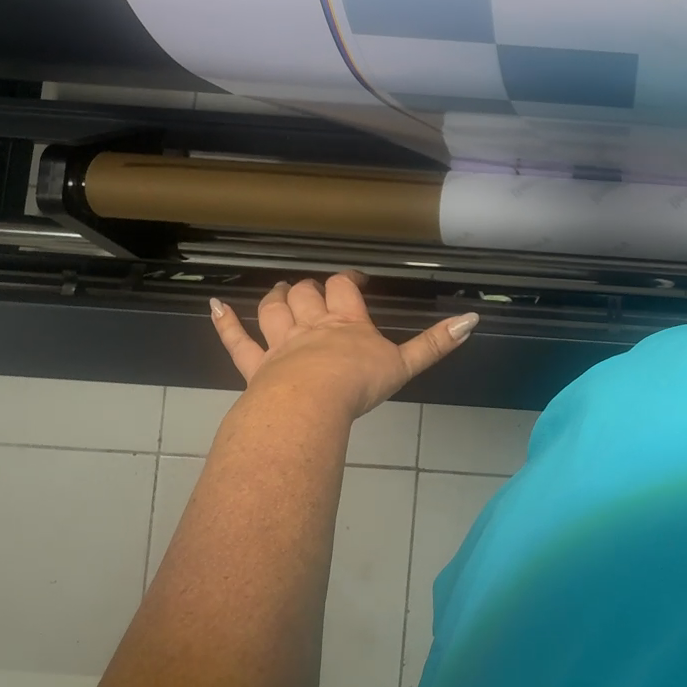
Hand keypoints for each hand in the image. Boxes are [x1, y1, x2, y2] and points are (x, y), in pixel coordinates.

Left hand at [210, 272, 478, 419]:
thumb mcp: (404, 363)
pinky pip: (236, 340)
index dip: (348, 281)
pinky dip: (226, 322)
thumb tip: (471, 319)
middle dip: (310, 289)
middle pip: (307, 295)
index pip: (344, 288)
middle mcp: (311, 325)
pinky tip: (215, 306)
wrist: (309, 405)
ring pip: (274, 310)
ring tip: (281, 289)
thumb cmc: (357, 384)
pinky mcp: (255, 366)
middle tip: (315, 289)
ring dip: (277, 297)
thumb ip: (435, 343)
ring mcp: (280, 344)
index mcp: (346, 322)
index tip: (355, 281)